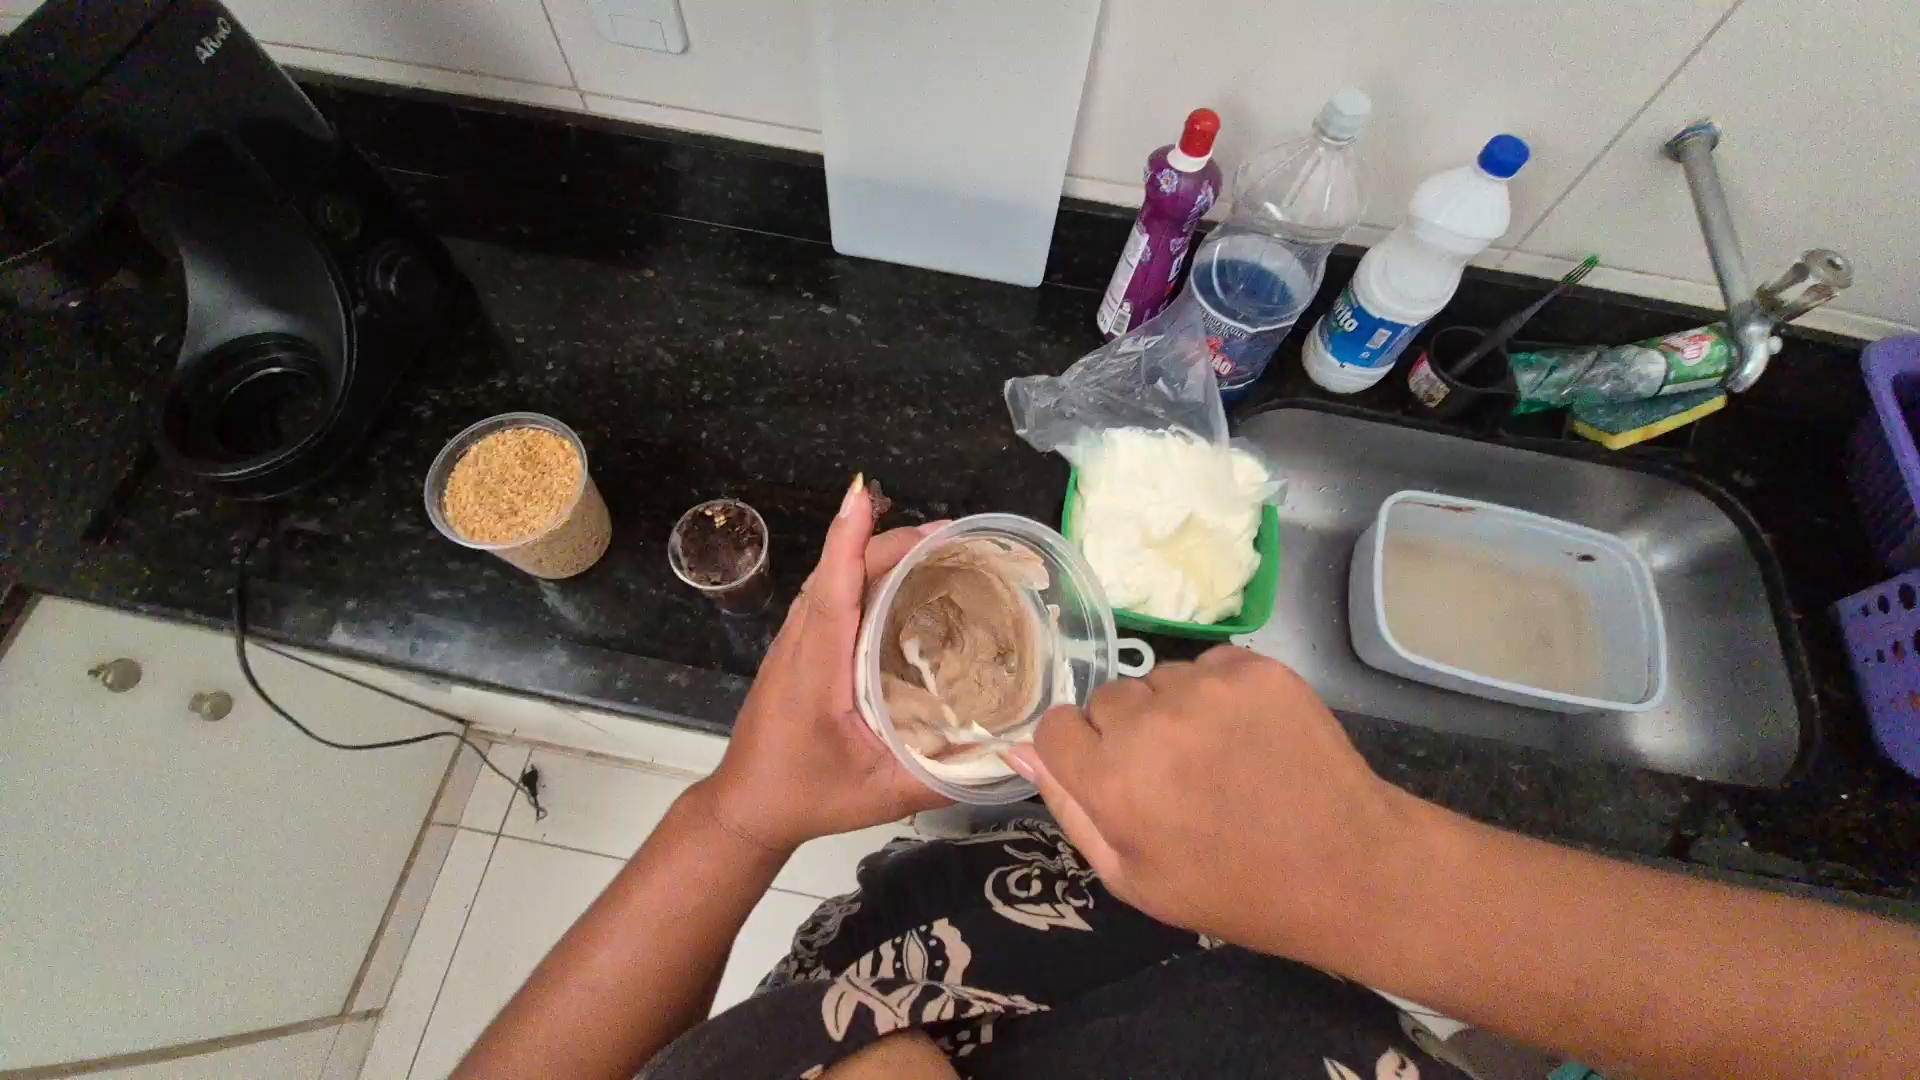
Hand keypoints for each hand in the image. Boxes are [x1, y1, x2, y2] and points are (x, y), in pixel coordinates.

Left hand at [701, 477, 950, 852]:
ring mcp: (794, 643)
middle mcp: (801, 645)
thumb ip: (939, 776)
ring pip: (828, 579)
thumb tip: (1006, 758)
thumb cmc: (808, 797)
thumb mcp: (879, 795)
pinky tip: (892, 577)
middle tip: (947, 534)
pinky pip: (826, 595)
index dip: (847, 542)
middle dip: (885, 540)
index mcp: (817, 672)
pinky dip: (857, 571)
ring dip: (870, 550)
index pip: (832, 594)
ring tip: (928, 544)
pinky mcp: (797, 648)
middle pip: (836, 574)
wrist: (746, 806)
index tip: (863, 496)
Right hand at [1008, 646, 1425, 957]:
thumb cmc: (1232, 887)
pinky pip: (1205, 666)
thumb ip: (1068, 807)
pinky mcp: (1252, 667)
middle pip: (1104, 699)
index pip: (1054, 727)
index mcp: (1111, 780)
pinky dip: (1215, 692)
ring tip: (1216, 754)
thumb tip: (1017, 748)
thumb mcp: (1133, 878)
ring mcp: (1204, 688)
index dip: (1078, 752)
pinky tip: (1246, 732)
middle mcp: (1148, 722)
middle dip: (1125, 731)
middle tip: (1173, 773)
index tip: (1110, 774)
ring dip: (1171, 710)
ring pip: (1155, 680)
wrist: (1350, 868)